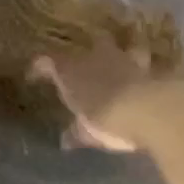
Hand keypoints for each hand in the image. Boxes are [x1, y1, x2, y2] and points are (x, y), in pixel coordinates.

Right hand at [30, 38, 183, 151]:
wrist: (150, 111)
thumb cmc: (107, 119)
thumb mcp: (86, 132)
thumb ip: (76, 132)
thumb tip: (65, 139)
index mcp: (71, 69)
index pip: (48, 60)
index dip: (39, 68)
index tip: (34, 76)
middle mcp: (96, 56)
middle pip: (86, 43)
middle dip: (84, 51)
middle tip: (81, 63)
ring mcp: (124, 57)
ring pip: (118, 44)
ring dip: (117, 51)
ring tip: (117, 59)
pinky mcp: (148, 66)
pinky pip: (142, 60)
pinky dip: (141, 66)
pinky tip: (142, 72)